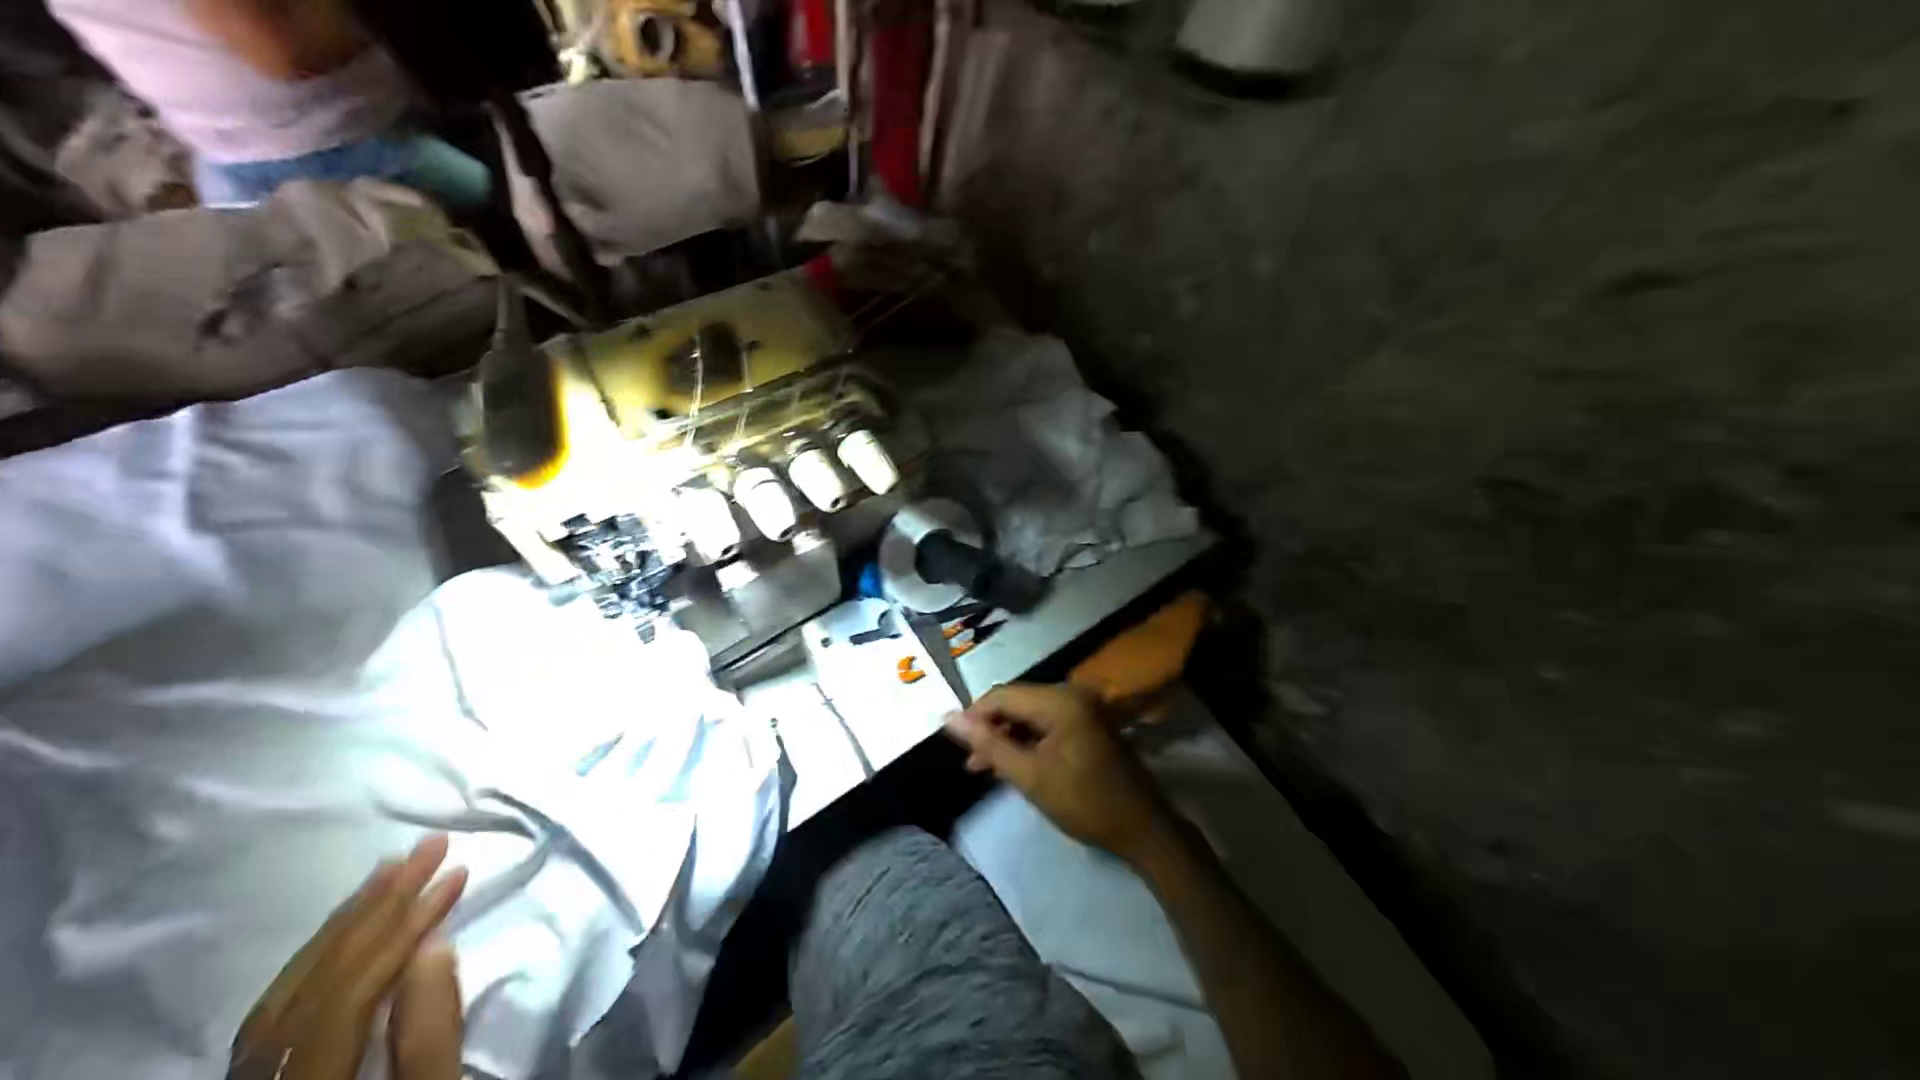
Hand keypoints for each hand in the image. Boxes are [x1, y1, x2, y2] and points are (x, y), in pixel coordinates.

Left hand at [228, 835, 468, 1079]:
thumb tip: (435, 947)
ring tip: (394, 868)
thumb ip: (430, 1037)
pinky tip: (351, 925)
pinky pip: (278, 1004)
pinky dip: (321, 952)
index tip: (456, 871)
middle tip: (429, 845)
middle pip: (315, 980)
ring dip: (348, 919)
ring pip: (287, 988)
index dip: (406, 924)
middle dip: (379, 904)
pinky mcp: (255, 1079)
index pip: (351, 990)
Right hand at [946, 683, 1166, 862]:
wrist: (1143, 828)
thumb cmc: (1084, 803)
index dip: (974, 715)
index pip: (1002, 695)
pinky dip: (1029, 740)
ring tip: (984, 766)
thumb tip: (949, 717)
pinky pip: (1048, 722)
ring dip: (1008, 736)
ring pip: (1030, 713)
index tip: (954, 742)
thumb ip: (988, 744)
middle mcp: (1073, 693)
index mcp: (1060, 700)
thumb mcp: (1029, 776)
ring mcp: (1084, 707)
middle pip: (1016, 701)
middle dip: (990, 728)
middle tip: (970, 760)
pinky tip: (1014, 762)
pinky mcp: (1090, 722)